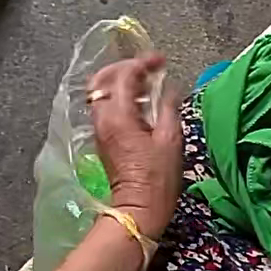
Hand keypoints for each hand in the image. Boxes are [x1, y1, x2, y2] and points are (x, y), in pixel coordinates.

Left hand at [88, 54, 181, 239]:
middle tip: (148, 68)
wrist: (139, 209)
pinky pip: (105, 107)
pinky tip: (140, 102)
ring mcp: (100, 130)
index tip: (161, 61)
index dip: (143, 63)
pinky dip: (119, 97)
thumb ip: (168, 107)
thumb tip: (169, 87)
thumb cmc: (158, 178)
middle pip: (102, 79)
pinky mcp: (103, 139)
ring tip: (146, 84)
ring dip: (120, 82)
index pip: (124, 76)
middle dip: (124, 67)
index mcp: (119, 117)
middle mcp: (103, 119)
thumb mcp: (171, 139)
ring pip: (101, 93)